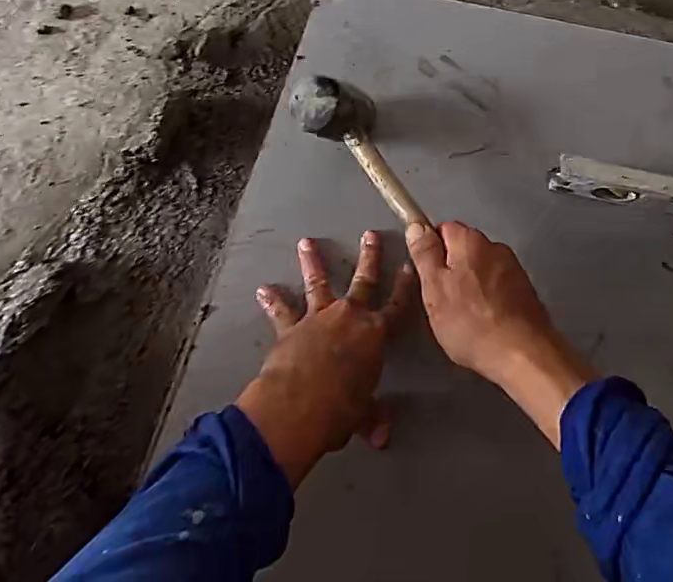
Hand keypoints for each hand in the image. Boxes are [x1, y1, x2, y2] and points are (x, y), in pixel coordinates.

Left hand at [236, 232, 415, 486]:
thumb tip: (382, 437)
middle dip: (370, 257)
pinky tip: (263, 289)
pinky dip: (272, 300)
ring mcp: (319, 317)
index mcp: (375, 334)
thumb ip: (371, 418)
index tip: (409, 267)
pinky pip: (282, 310)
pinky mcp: (291, 326)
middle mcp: (350, 317)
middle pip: (364, 281)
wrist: (299, 404)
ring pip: (319, 283)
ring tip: (306, 242)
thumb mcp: (361, 414)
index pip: (397, 307)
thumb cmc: (340, 408)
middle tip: (371, 235)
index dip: (404, 287)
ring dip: (313, 262)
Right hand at [404, 220, 597, 446]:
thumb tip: (416, 225)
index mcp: (470, 240)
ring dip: (471, 283)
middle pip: (463, 248)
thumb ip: (425, 254)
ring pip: (481, 267)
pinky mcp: (525, 288)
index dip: (430, 250)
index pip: (442, 228)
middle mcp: (495, 245)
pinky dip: (489, 296)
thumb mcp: (435, 288)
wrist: (523, 353)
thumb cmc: (471, 322)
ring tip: (465, 315)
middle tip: (441, 301)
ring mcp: (513, 267)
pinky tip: (486, 320)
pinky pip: (498, 284)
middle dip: (450, 268)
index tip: (426, 276)